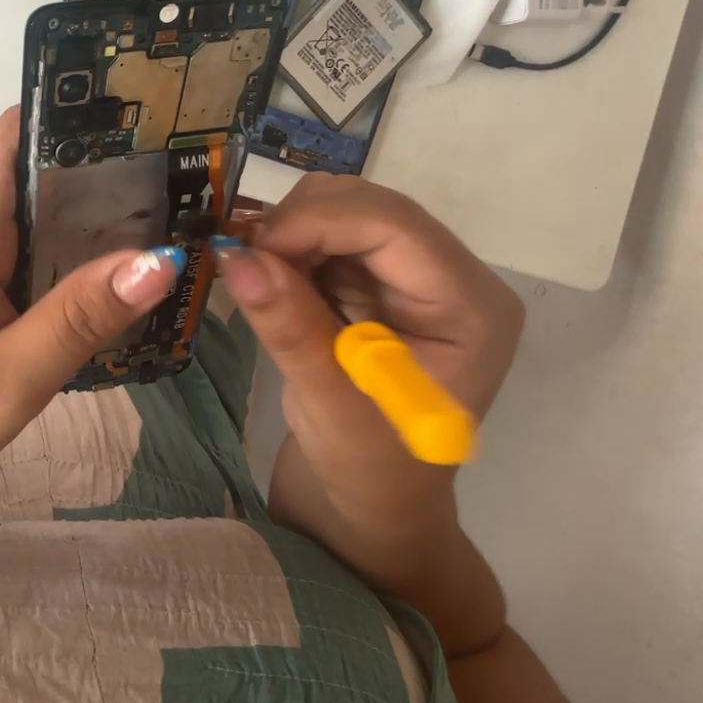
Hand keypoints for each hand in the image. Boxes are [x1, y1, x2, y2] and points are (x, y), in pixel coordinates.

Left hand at [0, 108, 180, 507]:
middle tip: (180, 159)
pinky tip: (128, 249)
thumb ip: (79, 318)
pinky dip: (78, 235)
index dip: (65, 113)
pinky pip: (33, 237)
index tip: (138, 108)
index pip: (7, 141)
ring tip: (173, 194)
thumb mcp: (10, 379)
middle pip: (29, 162)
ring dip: (94, 195)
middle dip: (97, 153)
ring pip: (35, 200)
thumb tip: (160, 259)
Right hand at [214, 173, 524, 593]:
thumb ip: (289, 326)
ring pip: (343, 209)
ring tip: (254, 275)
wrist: (374, 497)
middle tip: (240, 261)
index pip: (394, 226)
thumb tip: (232, 257)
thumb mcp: (330, 402)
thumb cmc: (370, 467)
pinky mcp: (379, 278)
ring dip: (288, 231)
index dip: (315, 222)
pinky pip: (326, 233)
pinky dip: (287, 245)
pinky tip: (268, 279)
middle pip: (369, 205)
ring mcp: (414, 274)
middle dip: (297, 222)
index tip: (246, 248)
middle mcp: (451, 276)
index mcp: (469, 307)